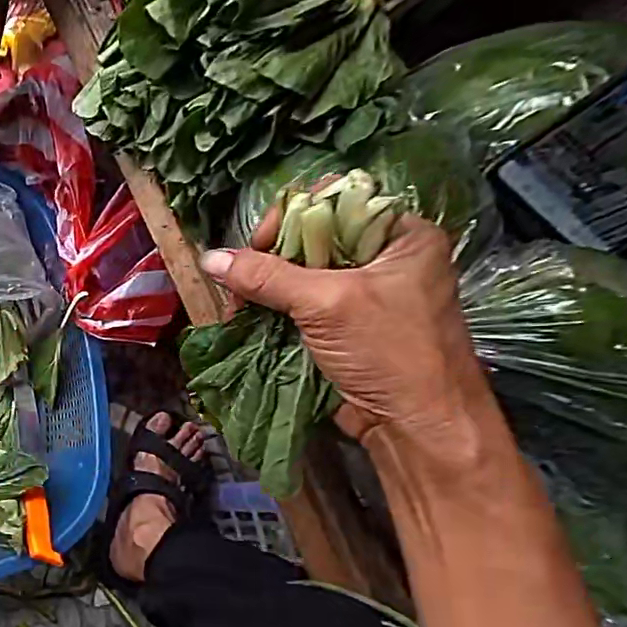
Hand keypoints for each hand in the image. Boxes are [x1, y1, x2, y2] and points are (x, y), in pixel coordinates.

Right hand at [200, 212, 499, 454]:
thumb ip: (267, 277)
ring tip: (240, 306)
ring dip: (264, 287)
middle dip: (270, 257)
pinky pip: (297, 302)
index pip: (335, 201)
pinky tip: (248, 317)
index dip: (292, 216)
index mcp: (399, 234)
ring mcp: (361, 291)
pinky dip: (271, 308)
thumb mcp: (328, 304)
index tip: (262, 246)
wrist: (417, 425)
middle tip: (244, 282)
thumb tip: (210, 258)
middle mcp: (381, 256)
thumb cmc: (391, 352)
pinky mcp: (342, 323)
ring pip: (298, 272)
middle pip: (310, 236)